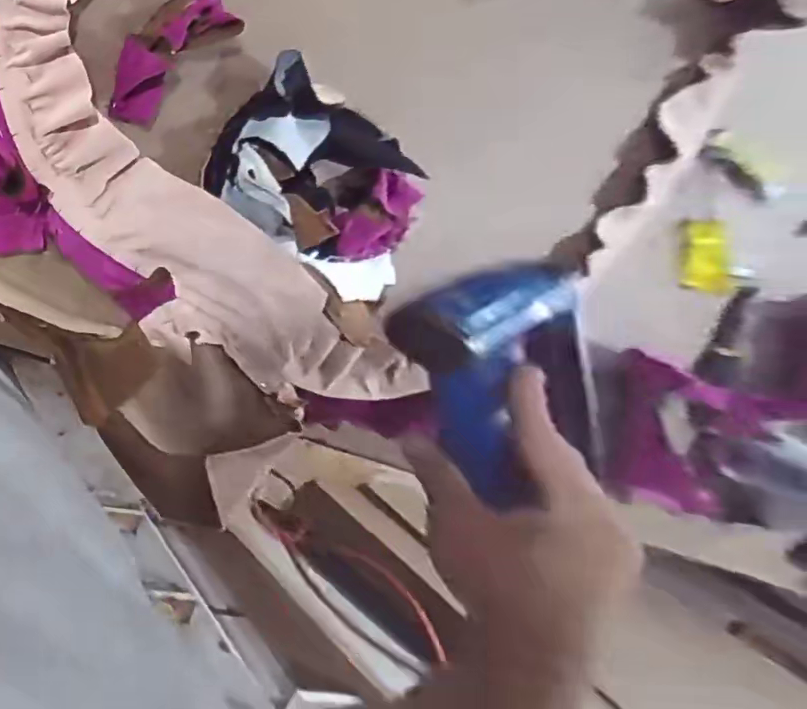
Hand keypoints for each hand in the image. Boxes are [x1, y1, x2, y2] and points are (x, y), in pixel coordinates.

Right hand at [405, 367, 640, 677]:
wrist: (532, 656)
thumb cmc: (494, 579)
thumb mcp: (457, 520)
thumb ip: (439, 472)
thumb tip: (411, 434)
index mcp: (576, 504)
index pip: (544, 439)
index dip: (526, 400)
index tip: (521, 366)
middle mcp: (607, 520)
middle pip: (559, 463)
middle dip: (522, 435)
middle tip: (489, 410)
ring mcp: (612, 547)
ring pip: (564, 488)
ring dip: (525, 465)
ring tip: (490, 451)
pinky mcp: (603, 566)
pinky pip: (568, 511)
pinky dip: (534, 492)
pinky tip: (508, 494)